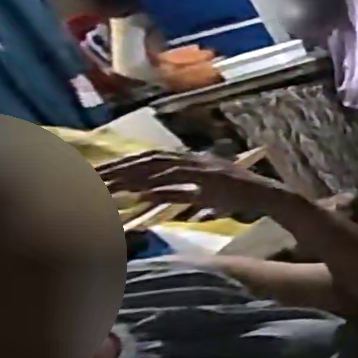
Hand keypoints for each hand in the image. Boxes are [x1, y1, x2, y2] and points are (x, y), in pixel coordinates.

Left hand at [99, 151, 297, 221]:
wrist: (269, 198)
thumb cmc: (239, 199)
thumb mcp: (201, 196)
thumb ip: (174, 194)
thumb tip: (142, 195)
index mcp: (194, 162)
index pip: (153, 158)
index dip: (125, 163)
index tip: (98, 173)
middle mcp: (197, 159)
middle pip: (151, 158)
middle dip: (119, 166)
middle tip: (89, 175)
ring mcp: (205, 166)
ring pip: (160, 165)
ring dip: (130, 173)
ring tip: (103, 182)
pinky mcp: (211, 176)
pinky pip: (178, 177)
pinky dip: (155, 182)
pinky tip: (136, 190)